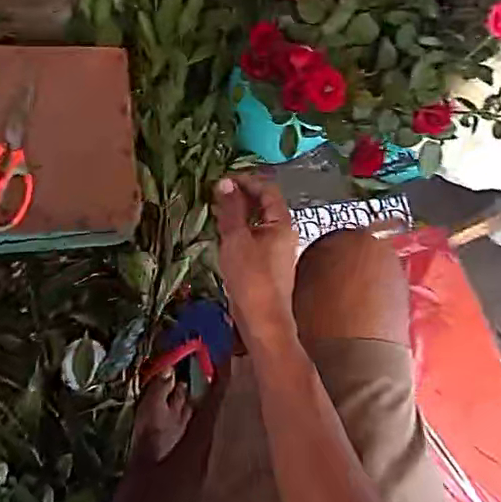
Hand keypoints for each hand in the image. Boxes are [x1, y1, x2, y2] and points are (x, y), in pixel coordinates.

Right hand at [210, 172, 297, 339]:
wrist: (263, 321)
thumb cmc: (251, 277)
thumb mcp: (236, 239)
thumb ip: (231, 209)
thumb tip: (225, 182)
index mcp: (282, 223)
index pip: (267, 190)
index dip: (246, 181)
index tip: (223, 180)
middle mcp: (285, 233)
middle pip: (264, 205)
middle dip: (241, 196)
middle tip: (216, 193)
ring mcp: (278, 249)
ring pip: (258, 222)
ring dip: (239, 213)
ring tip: (216, 210)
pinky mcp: (268, 263)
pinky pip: (255, 237)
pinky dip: (240, 230)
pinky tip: (224, 235)